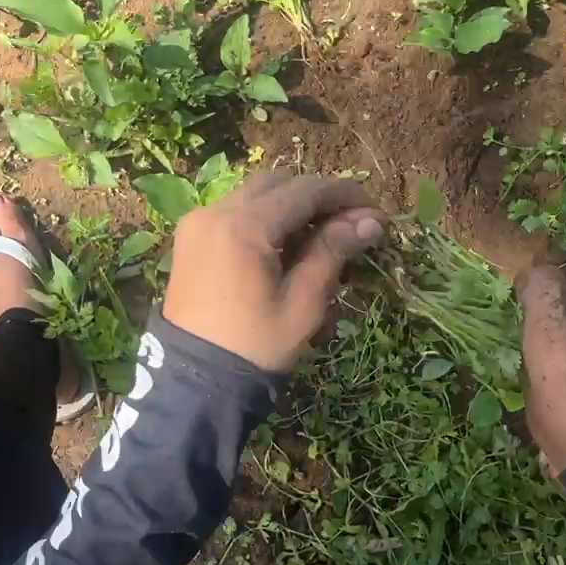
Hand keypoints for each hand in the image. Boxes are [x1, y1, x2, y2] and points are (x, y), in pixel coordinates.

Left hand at [163, 173, 386, 370]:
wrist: (194, 381)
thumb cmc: (254, 347)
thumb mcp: (302, 304)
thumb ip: (332, 253)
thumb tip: (369, 223)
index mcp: (243, 226)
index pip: (305, 190)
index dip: (345, 196)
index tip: (374, 214)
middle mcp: (216, 211)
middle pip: (278, 183)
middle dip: (317, 196)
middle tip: (350, 224)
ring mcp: (198, 222)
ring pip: (255, 193)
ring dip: (290, 204)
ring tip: (322, 236)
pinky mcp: (190, 238)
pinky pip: (234, 211)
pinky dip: (263, 216)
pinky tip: (286, 245)